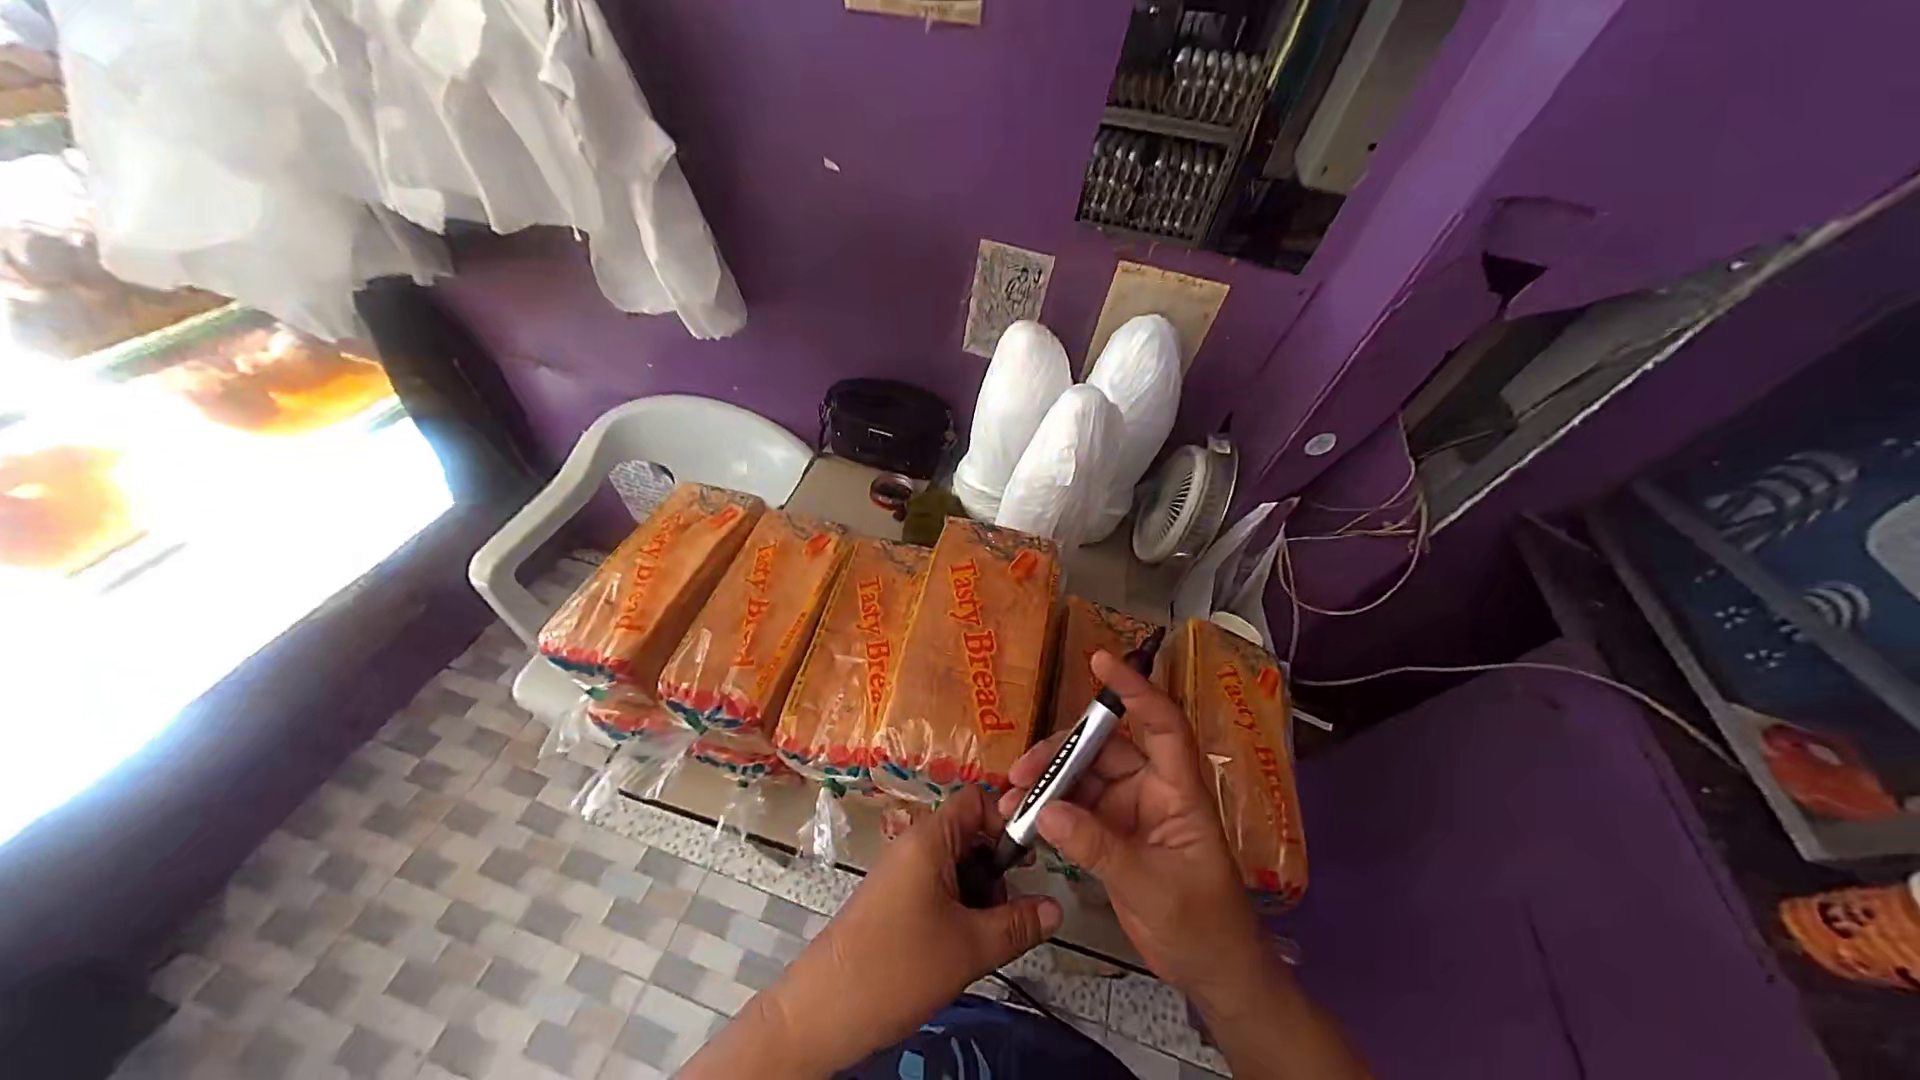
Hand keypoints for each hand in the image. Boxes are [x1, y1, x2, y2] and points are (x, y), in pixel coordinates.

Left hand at [688, 785, 1060, 1077]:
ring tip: (989, 935)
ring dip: (981, 893)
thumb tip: (1058, 909)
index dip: (1006, 819)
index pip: (976, 800)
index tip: (1029, 858)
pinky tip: (965, 945)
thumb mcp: (970, 947)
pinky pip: (938, 888)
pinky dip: (959, 908)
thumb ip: (1019, 923)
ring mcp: (902, 874)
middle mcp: (914, 846)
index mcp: (929, 839)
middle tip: (1013, 908)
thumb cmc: (898, 967)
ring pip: (956, 865)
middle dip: (998, 867)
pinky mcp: (894, 901)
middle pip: (970, 834)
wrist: (822, 1013)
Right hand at [997, 649, 1264, 999]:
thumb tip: (1045, 811)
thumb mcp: (1151, 886)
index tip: (1099, 660)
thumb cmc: (1203, 925)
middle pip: (1104, 750)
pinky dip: (1046, 811)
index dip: (1134, 689)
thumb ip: (1097, 848)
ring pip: (1082, 778)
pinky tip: (1020, 817)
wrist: (1212, 973)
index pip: (1161, 724)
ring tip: (1010, 797)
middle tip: (1022, 770)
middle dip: (1061, 753)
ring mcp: (1128, 812)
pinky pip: (1072, 810)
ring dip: (1046, 783)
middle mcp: (1151, 790)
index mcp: (1178, 790)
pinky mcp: (1109, 834)